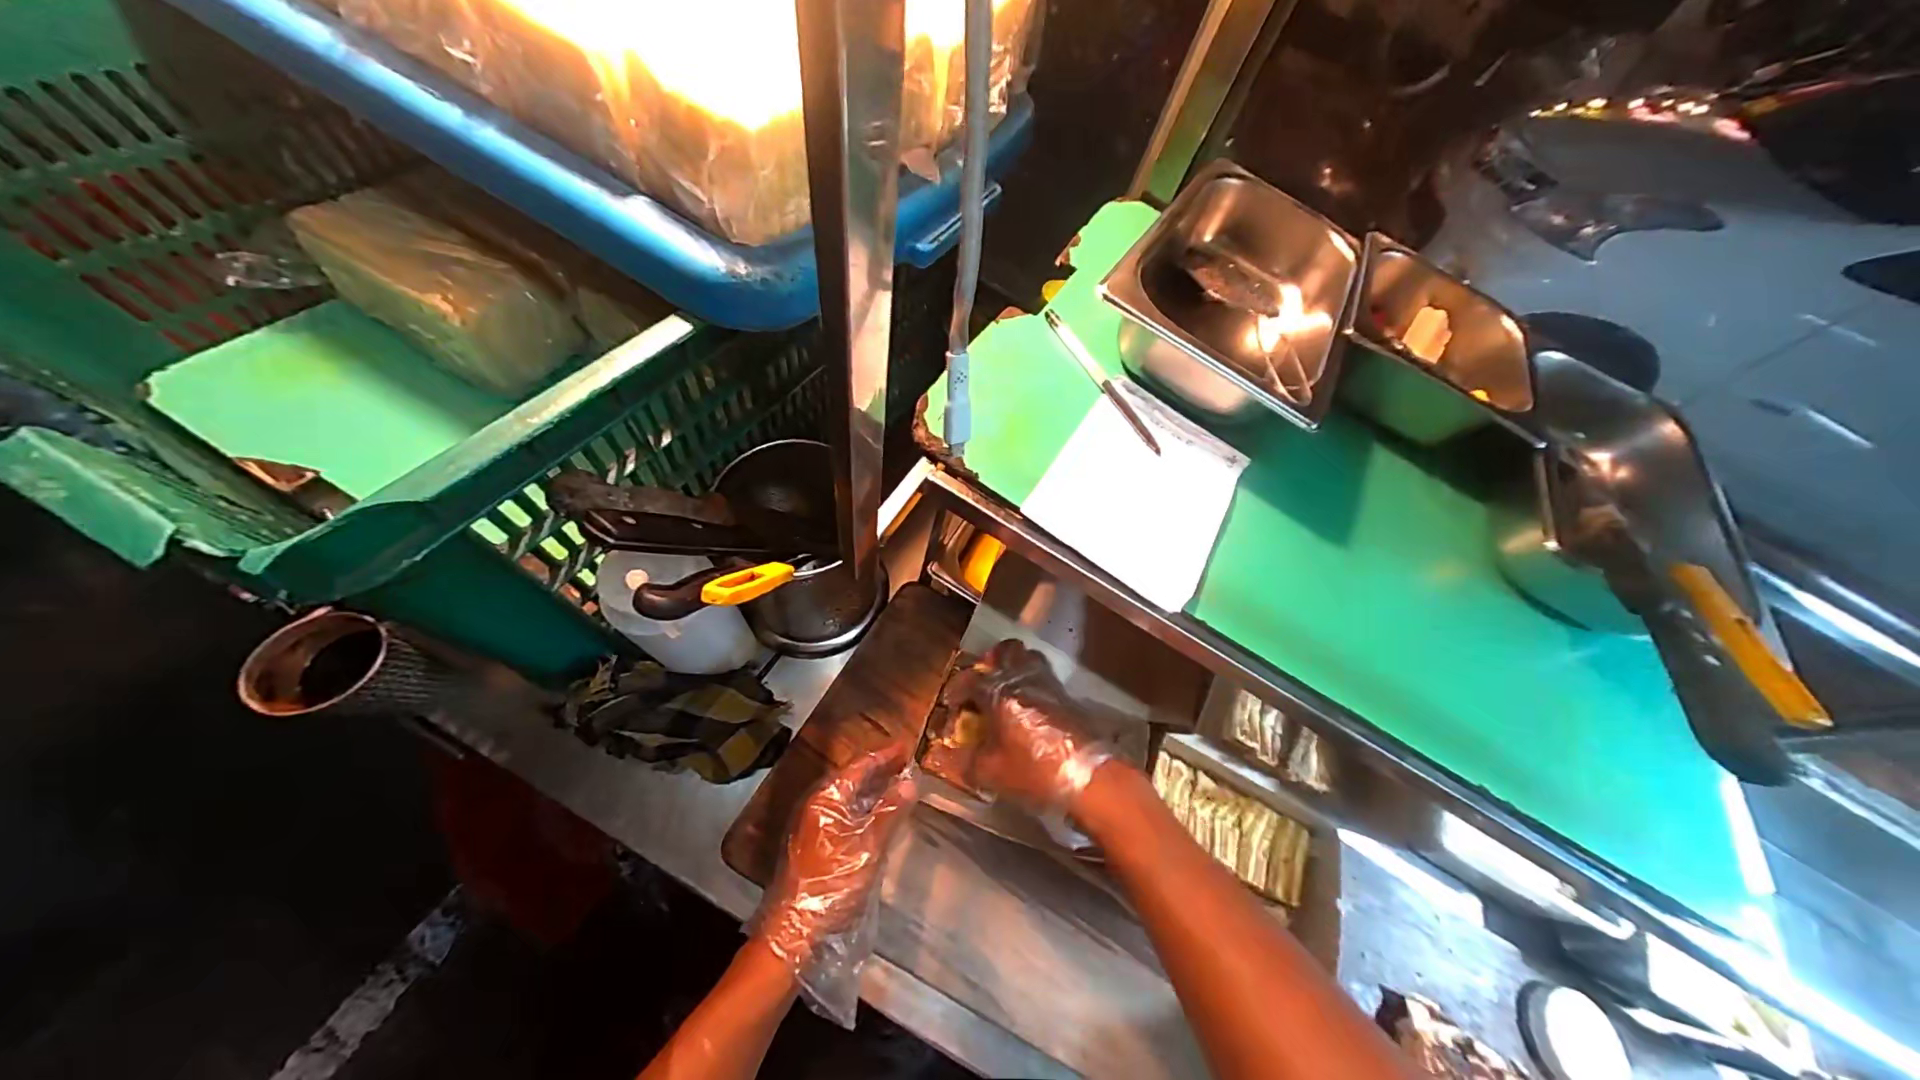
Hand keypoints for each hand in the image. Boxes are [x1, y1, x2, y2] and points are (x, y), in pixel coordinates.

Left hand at [752, 745, 914, 976]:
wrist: (792, 931)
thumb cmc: (831, 883)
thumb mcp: (868, 848)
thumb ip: (890, 813)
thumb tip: (910, 781)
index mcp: (826, 799)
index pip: (858, 766)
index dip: (884, 756)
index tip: (907, 747)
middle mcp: (815, 805)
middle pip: (851, 778)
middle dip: (879, 770)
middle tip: (906, 764)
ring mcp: (812, 825)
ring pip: (847, 797)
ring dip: (872, 790)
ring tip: (897, 785)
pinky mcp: (813, 844)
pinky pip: (843, 813)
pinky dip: (863, 808)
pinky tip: (878, 817)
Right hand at [943, 640, 1114, 815]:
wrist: (1091, 780)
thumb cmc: (1035, 773)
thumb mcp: (991, 774)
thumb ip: (968, 761)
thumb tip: (958, 756)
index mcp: (1000, 692)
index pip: (971, 679)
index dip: (957, 689)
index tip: (953, 704)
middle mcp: (1025, 680)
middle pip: (1007, 651)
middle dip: (991, 661)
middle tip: (983, 681)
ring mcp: (1050, 685)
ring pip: (1030, 659)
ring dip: (1016, 668)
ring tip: (1007, 691)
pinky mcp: (1069, 698)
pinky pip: (1046, 678)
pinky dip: (1034, 685)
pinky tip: (1029, 708)